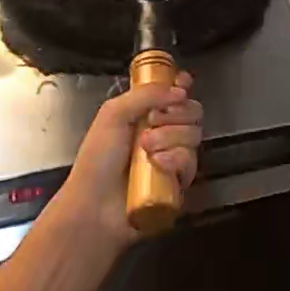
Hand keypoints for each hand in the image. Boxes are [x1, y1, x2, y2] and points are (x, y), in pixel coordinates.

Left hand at [45, 73, 203, 249]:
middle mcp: (161, 132)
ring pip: (193, 135)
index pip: (173, 92)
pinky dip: (175, 160)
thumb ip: (146, 94)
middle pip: (191, 111)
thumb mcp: (113, 114)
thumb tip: (180, 88)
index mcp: (143, 113)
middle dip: (177, 112)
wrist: (96, 206)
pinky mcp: (179, 181)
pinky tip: (159, 165)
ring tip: (147, 148)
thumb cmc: (97, 160)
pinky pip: (191, 161)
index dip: (181, 86)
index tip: (182, 84)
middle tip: (155, 120)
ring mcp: (172, 157)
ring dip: (171, 137)